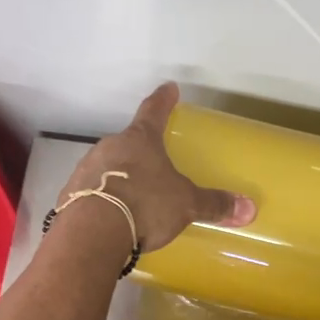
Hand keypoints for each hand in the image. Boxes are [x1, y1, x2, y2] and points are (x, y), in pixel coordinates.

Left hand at [57, 82, 255, 251]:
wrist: (94, 232)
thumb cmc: (145, 205)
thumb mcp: (185, 205)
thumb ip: (213, 204)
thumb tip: (248, 209)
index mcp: (140, 140)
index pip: (154, 111)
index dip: (164, 100)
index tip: (169, 88)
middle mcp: (110, 148)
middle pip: (127, 144)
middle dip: (138, 153)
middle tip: (151, 166)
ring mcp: (87, 170)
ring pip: (106, 169)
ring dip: (118, 179)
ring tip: (130, 200)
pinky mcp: (71, 196)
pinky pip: (92, 194)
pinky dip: (102, 202)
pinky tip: (109, 219)